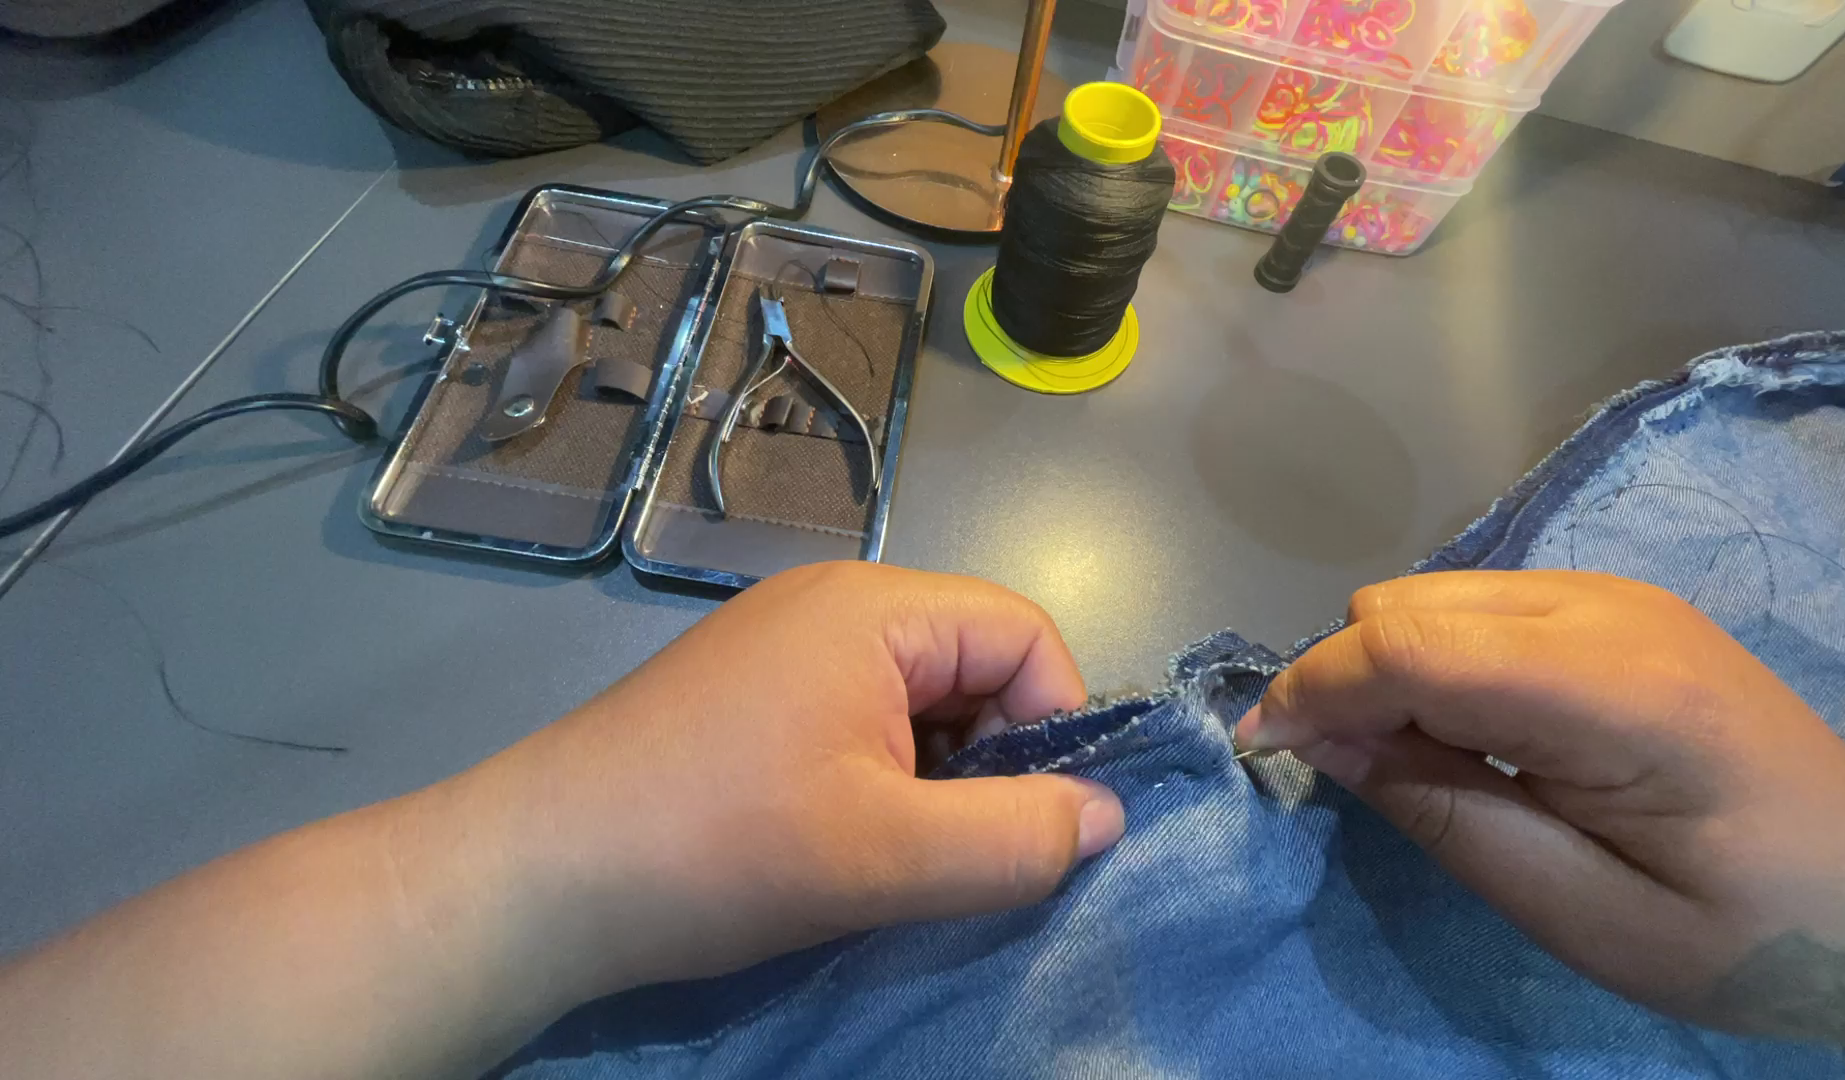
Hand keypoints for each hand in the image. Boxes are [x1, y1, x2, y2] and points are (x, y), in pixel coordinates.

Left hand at [456, 561, 1124, 997]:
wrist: (536, 875)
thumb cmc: (714, 845)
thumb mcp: (882, 855)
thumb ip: (1012, 838)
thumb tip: (1106, 816)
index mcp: (876, 607)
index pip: (1021, 633)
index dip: (1053, 717)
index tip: (1038, 813)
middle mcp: (841, 602)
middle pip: (975, 658)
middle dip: (995, 750)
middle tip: (966, 840)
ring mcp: (797, 639)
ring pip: (925, 691)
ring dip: (942, 766)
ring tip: (905, 841)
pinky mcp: (766, 682)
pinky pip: (871, 708)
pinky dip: (893, 766)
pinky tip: (856, 824)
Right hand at [1237, 570, 1844, 1069]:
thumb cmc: (1744, 932)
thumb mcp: (1574, 908)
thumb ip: (1432, 809)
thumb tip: (1311, 738)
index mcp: (1617, 690)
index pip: (1410, 650)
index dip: (1313, 690)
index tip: (1263, 747)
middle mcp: (1600, 607)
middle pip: (1396, 609)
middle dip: (1341, 683)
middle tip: (1356, 767)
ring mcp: (1597, 590)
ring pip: (1411, 597)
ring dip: (1378, 670)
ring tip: (1419, 750)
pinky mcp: (1589, 597)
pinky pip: (1448, 604)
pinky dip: (1419, 658)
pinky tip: (1465, 720)